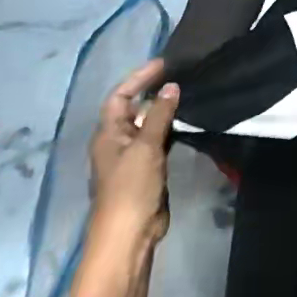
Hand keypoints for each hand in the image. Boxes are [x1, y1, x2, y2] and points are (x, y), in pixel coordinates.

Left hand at [88, 58, 178, 249]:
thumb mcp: (146, 147)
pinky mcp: (149, 169)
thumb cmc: (131, 187)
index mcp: (108, 134)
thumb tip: (171, 86)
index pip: (120, 96)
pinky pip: (159, 140)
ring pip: (149, 125)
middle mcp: (118, 141)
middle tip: (180, 75)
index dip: (139, 78)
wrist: (130, 232)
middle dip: (153, 91)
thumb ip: (159, 115)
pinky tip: (188, 121)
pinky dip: (171, 129)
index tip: (163, 64)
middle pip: (133, 108)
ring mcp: (133, 156)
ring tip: (189, 92)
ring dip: (164, 110)